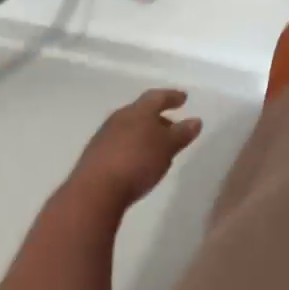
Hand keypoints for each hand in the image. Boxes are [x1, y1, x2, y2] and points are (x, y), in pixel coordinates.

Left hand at [65, 89, 202, 208]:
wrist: (94, 192)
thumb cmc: (137, 162)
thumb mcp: (167, 148)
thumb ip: (182, 133)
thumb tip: (195, 121)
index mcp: (139, 111)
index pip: (157, 97)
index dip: (171, 97)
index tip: (183, 98)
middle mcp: (119, 118)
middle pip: (141, 112)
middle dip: (157, 117)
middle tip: (171, 126)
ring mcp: (103, 137)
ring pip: (128, 128)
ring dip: (143, 133)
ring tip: (155, 146)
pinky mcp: (93, 156)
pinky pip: (118, 144)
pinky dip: (131, 147)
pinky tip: (136, 161)